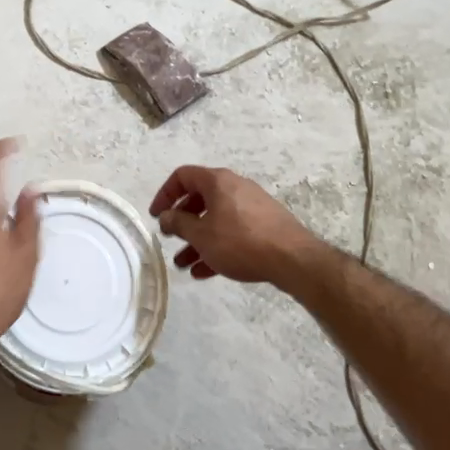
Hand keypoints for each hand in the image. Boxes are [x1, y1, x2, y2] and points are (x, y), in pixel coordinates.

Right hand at [149, 165, 319, 284]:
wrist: (293, 259)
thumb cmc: (240, 241)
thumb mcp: (201, 235)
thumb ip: (178, 223)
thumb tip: (166, 216)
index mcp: (217, 181)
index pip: (182, 176)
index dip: (164, 194)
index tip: (156, 216)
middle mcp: (234, 187)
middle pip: (199, 199)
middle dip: (182, 222)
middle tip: (171, 239)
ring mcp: (251, 207)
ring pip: (216, 220)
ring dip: (197, 240)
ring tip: (183, 264)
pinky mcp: (264, 226)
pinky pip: (232, 232)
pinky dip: (217, 247)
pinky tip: (205, 272)